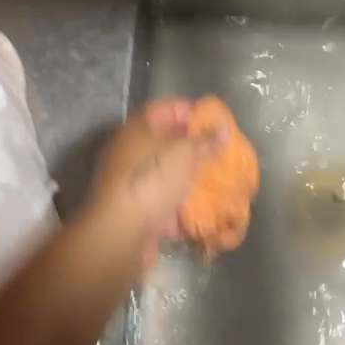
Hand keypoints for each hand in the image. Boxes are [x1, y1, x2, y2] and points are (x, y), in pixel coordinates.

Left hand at [87, 100, 222, 270]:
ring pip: (166, 175)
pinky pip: (165, 204)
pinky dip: (182, 207)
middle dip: (193, 147)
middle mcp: (130, 153)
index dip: (188, 110)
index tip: (213, 119)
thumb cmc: (151, 181)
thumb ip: (205, 140)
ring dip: (189, 178)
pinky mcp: (137, 212)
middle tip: (220, 150)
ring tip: (219, 180)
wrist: (120, 235)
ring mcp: (132, 184)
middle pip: (165, 143)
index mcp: (136, 130)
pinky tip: (205, 210)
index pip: (163, 109)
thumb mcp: (183, 153)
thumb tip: (224, 128)